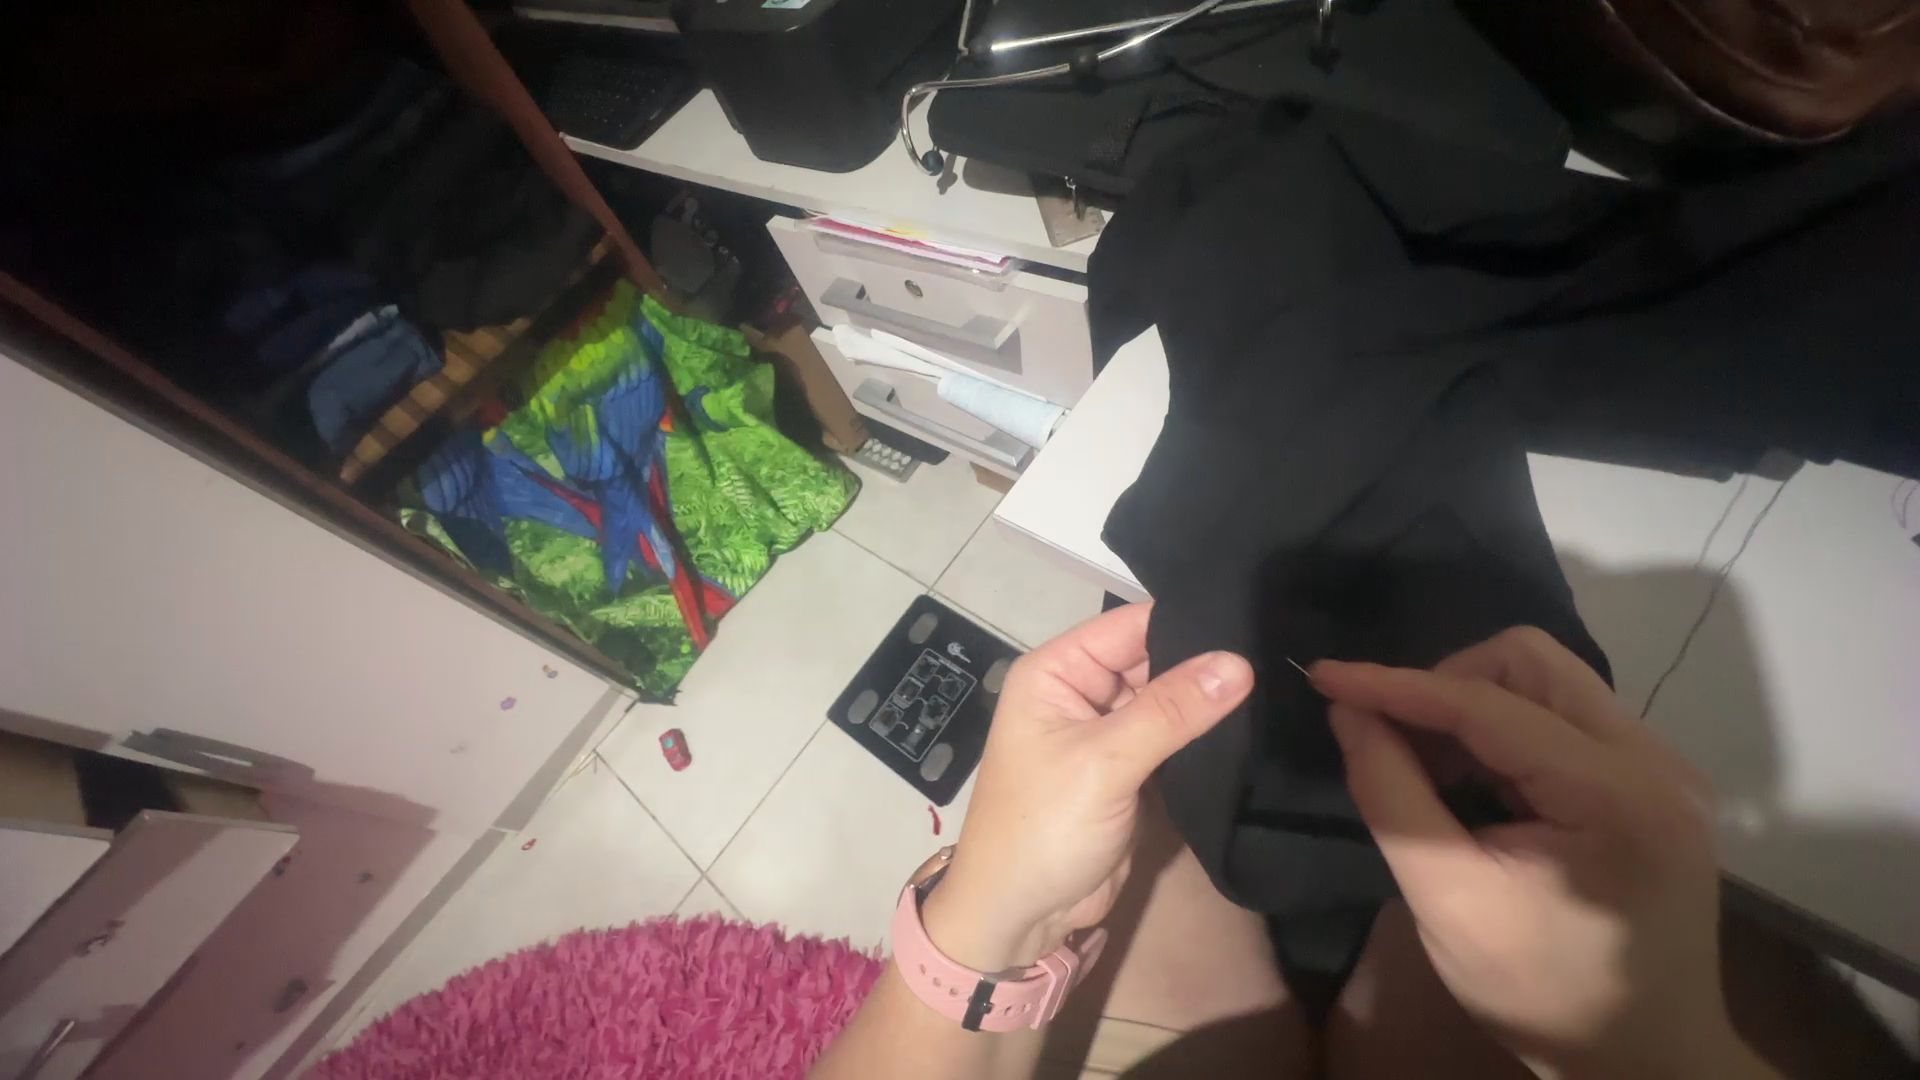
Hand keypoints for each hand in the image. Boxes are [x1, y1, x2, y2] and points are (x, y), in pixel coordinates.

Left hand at [925, 603, 1252, 971]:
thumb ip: (1171, 711)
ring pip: (1165, 698)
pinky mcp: (1128, 768)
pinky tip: (1253, 725)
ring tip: (1278, 681)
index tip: (1253, 617)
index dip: (1186, 620)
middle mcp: (1079, 691)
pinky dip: (1201, 735)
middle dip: (1203, 660)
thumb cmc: (1043, 826)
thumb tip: (1238, 662)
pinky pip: (1170, 737)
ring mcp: (1105, 731)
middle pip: (1151, 659)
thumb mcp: (1105, 762)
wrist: (1020, 915)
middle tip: (1277, 652)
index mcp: (1056, 671)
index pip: (1129, 626)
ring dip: (1208, 699)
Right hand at [1314, 628, 1767, 1078]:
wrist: (1643, 1060)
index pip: (1485, 704)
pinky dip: (1490, 724)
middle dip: (1441, 683)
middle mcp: (1651, 762)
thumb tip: (1347, 710)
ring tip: (1429, 764)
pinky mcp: (1641, 776)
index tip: (1323, 677)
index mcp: (1614, 797)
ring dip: (1464, 701)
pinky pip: (1550, 709)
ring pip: (1538, 675)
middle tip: (1394, 736)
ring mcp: (1655, 766)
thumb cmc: (1537, 987)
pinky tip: (1466, 777)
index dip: (1394, 684)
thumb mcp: (1442, 894)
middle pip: (1528, 660)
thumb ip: (1388, 790)